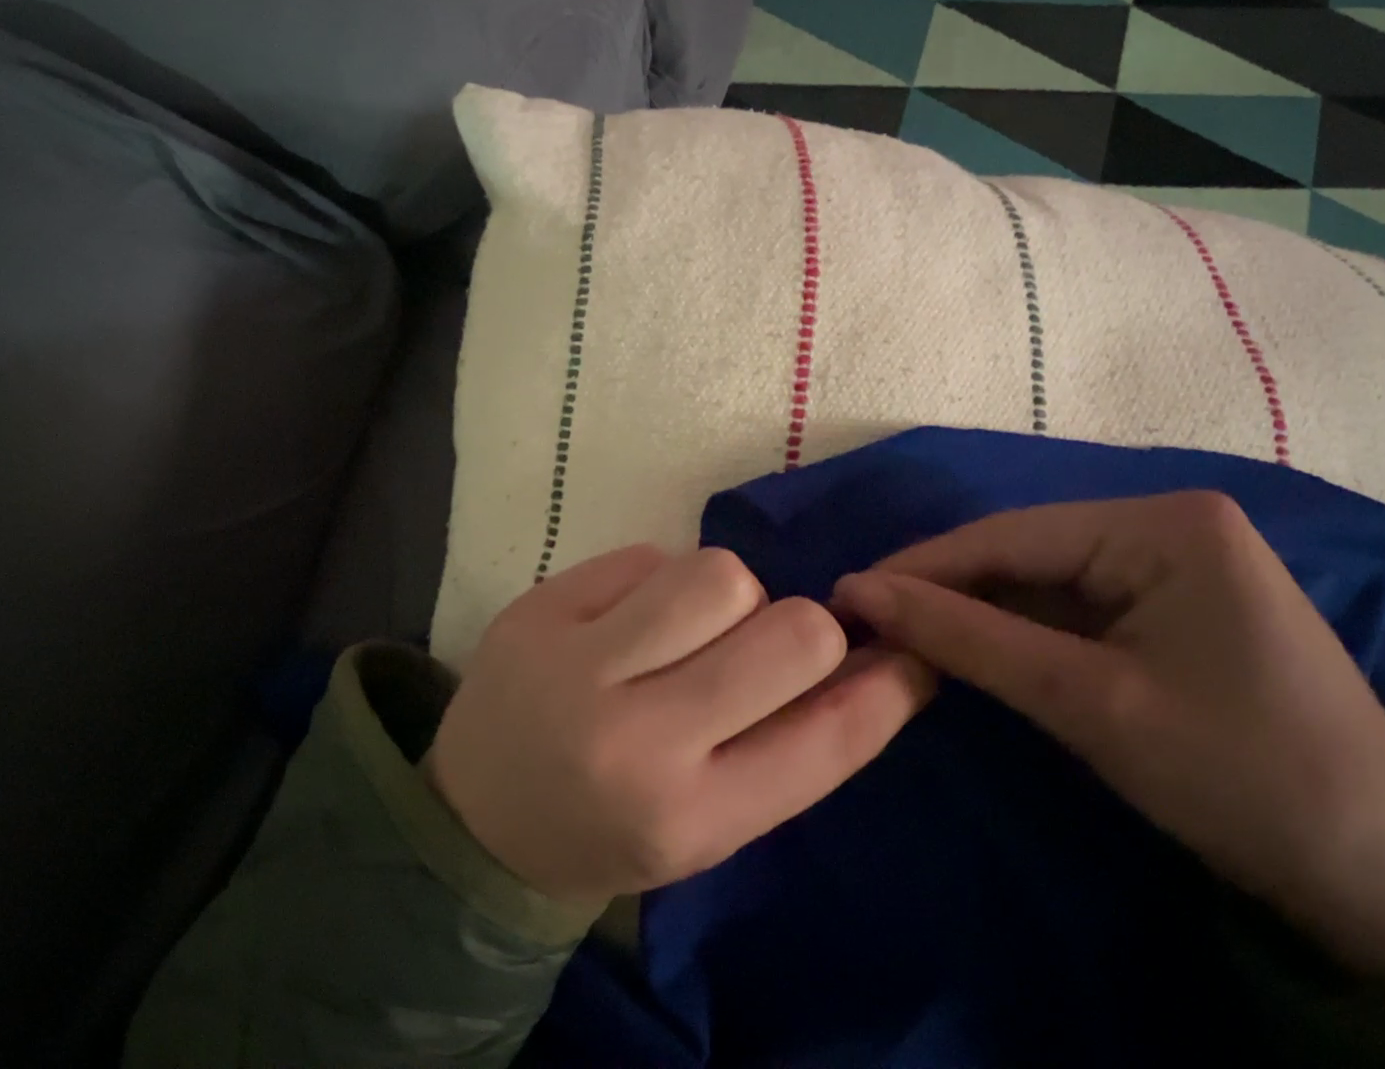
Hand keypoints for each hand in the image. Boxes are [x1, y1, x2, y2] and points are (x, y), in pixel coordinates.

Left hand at [425, 545, 934, 902]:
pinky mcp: (536, 610)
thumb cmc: (613, 830)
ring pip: (720, 574)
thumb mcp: (712, 822)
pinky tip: (629, 621)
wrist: (478, 822)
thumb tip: (882, 659)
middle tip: (761, 651)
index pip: (829, 736)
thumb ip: (797, 748)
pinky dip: (661, 581)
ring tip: (691, 631)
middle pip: (791, 633)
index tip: (906, 653)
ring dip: (731, 596)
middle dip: (803, 633)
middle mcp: (636, 741)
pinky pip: (649, 555)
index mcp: (691, 816)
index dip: (889, 684)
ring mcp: (576, 666)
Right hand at [833, 491, 1384, 985]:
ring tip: (894, 640)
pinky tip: (964, 654)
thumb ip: (965, 638)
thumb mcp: (1085, 700)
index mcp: (1165, 524)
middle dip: (943, 592)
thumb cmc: (1235, 774)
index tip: (840, 597)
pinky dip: (1015, 637)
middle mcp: (1169, 527)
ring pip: (1041, 585)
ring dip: (973, 616)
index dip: (919, 567)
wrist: (1379, 877)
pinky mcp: (1172, 615)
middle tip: (860, 627)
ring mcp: (1174, 571)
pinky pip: (1071, 613)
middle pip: (1023, 555)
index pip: (1008, 535)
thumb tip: (857, 592)